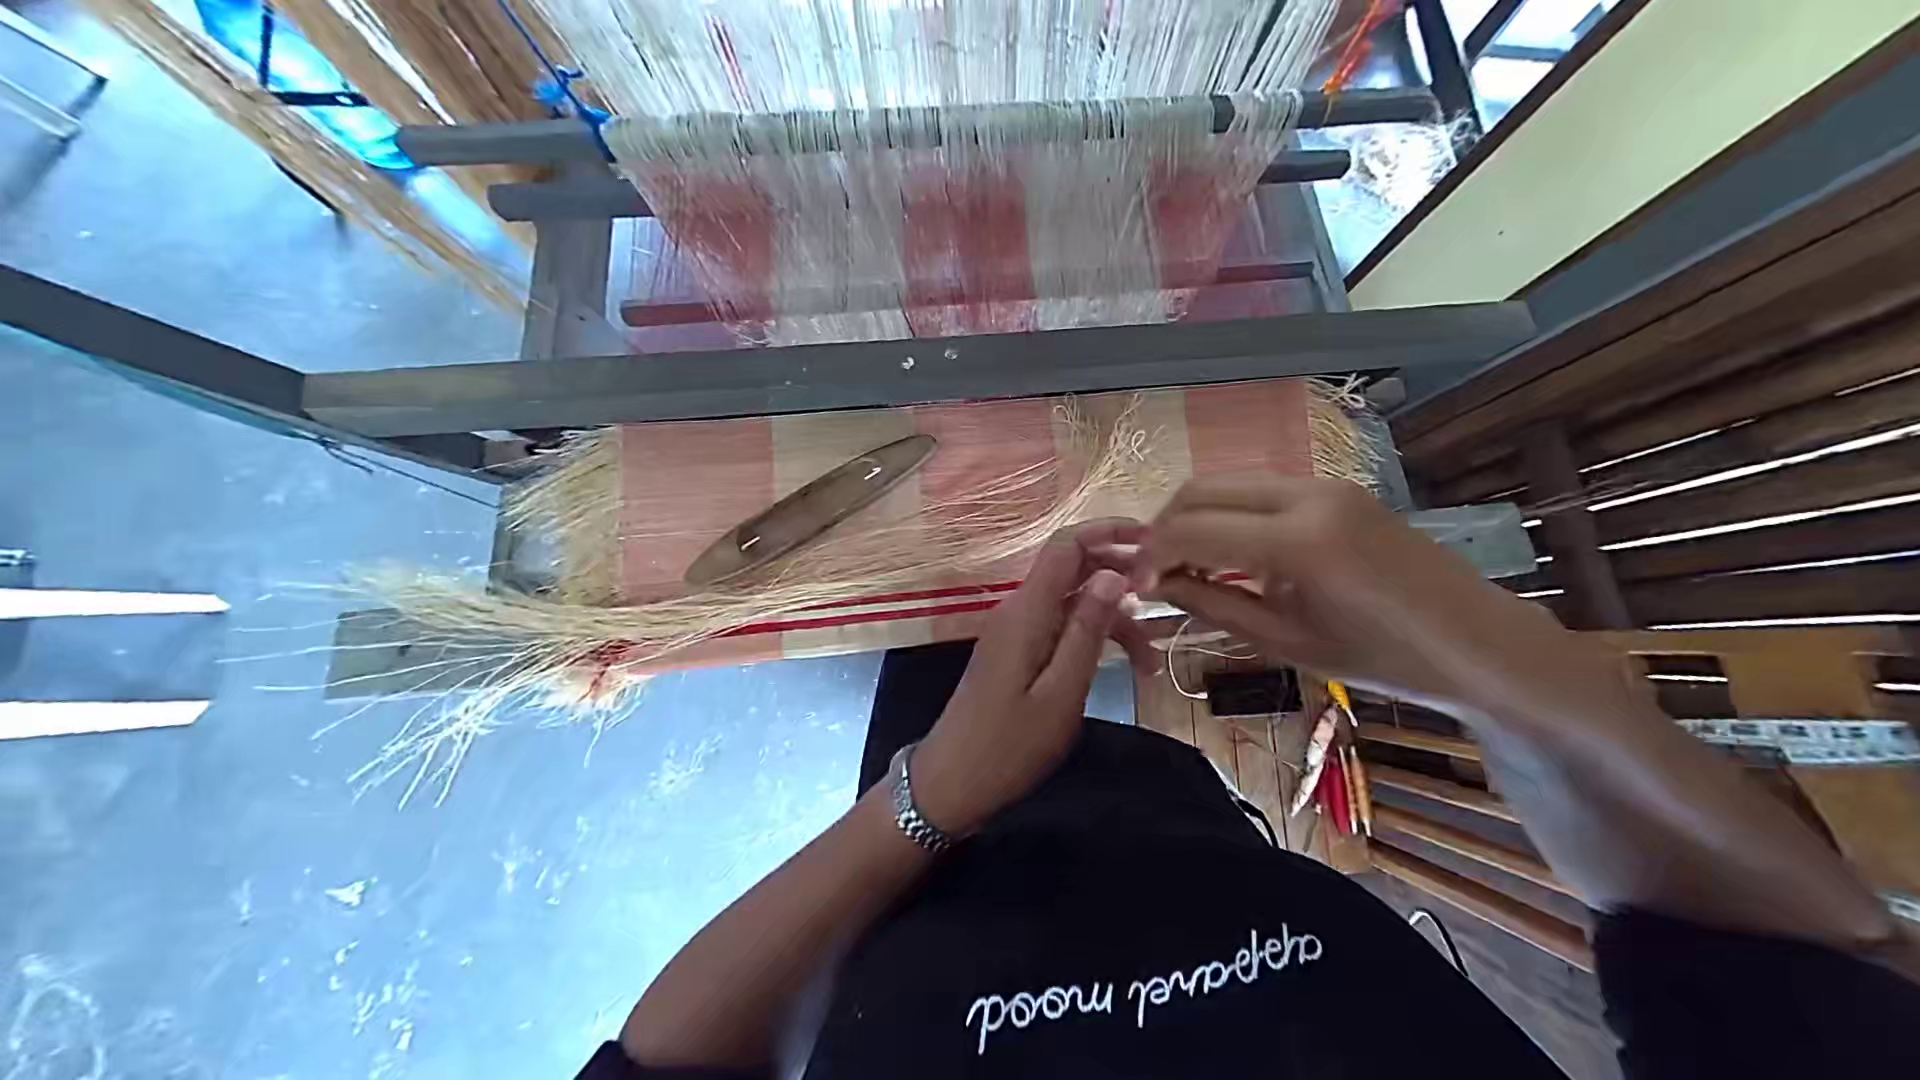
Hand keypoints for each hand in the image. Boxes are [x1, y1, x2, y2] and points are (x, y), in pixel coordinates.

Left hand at [909, 519, 1154, 835]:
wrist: (951, 783)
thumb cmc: (1009, 746)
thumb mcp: (1061, 692)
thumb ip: (1087, 630)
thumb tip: (1113, 573)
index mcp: (1026, 612)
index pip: (1066, 545)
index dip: (1110, 532)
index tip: (1157, 542)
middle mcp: (1018, 610)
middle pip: (1072, 569)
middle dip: (1121, 576)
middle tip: (1166, 598)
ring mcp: (1015, 630)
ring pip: (1071, 602)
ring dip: (1112, 620)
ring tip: (1150, 663)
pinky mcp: (1015, 651)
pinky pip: (1058, 627)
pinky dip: (1091, 639)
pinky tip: (1119, 667)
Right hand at [1134, 477, 1632, 720]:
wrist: (1480, 643)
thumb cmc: (1382, 659)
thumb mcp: (1283, 641)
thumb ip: (1210, 604)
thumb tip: (1156, 583)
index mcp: (1298, 543)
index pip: (1191, 530)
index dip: (1151, 556)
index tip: (1136, 586)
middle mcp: (1307, 496)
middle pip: (1200, 489)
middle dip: (1163, 527)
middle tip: (1154, 571)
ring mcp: (1324, 485)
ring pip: (1226, 483)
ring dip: (1193, 516)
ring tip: (1186, 563)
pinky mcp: (1334, 488)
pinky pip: (1257, 490)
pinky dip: (1226, 513)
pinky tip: (1228, 551)